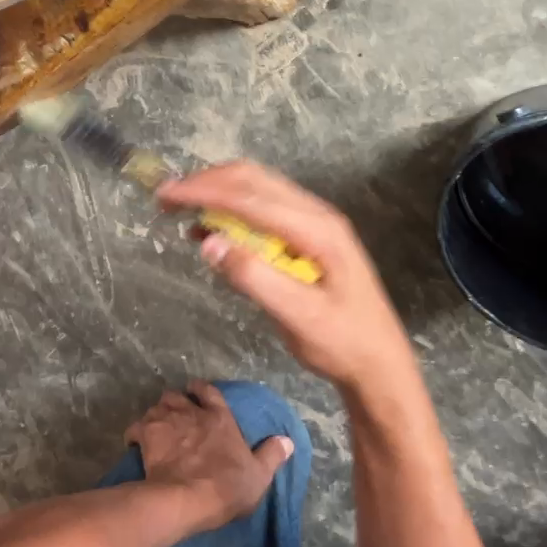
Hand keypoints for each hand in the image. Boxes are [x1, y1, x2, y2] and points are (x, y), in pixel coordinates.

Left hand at [126, 380, 294, 533]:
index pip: (209, 392)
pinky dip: (135, 433)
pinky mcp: (145, 434)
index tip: (196, 390)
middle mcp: (190, 412)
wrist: (189, 497)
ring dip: (157, 415)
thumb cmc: (228, 486)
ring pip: (156, 407)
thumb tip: (286, 440)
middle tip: (176, 415)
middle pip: (176, 396)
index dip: (202, 389)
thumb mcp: (259, 475)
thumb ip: (271, 454)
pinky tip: (135, 442)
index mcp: (219, 418)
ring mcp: (165, 420)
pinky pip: (135, 427)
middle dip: (175, 402)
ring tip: (157, 427)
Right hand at [157, 162, 416, 395]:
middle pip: (252, 180)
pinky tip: (206, 228)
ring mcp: (313, 222)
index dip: (204, 191)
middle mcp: (316, 215)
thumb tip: (207, 242)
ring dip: (215, 191)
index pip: (250, 198)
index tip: (165, 195)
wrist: (380, 366)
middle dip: (205, 182)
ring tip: (178, 208)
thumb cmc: (342, 344)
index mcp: (318, 230)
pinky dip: (228, 208)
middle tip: (165, 198)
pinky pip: (261, 207)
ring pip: (255, 187)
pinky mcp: (305, 234)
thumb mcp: (298, 318)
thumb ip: (254, 278)